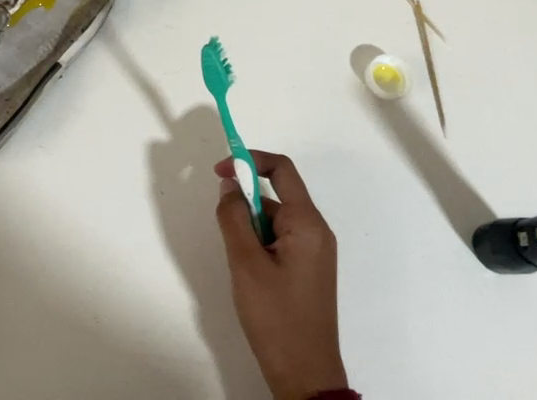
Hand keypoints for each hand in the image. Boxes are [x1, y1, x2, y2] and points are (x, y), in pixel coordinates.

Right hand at [215, 150, 346, 399]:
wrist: (306, 375)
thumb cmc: (276, 316)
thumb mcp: (245, 262)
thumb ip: (233, 217)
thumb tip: (229, 184)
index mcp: (308, 224)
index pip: (281, 169)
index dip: (248, 160)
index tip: (219, 171)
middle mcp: (317, 232)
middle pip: (277, 195)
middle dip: (246, 202)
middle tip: (226, 231)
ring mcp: (314, 252)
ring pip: (274, 219)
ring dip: (250, 227)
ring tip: (240, 264)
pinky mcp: (307, 270)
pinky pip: (279, 239)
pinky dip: (258, 243)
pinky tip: (249, 273)